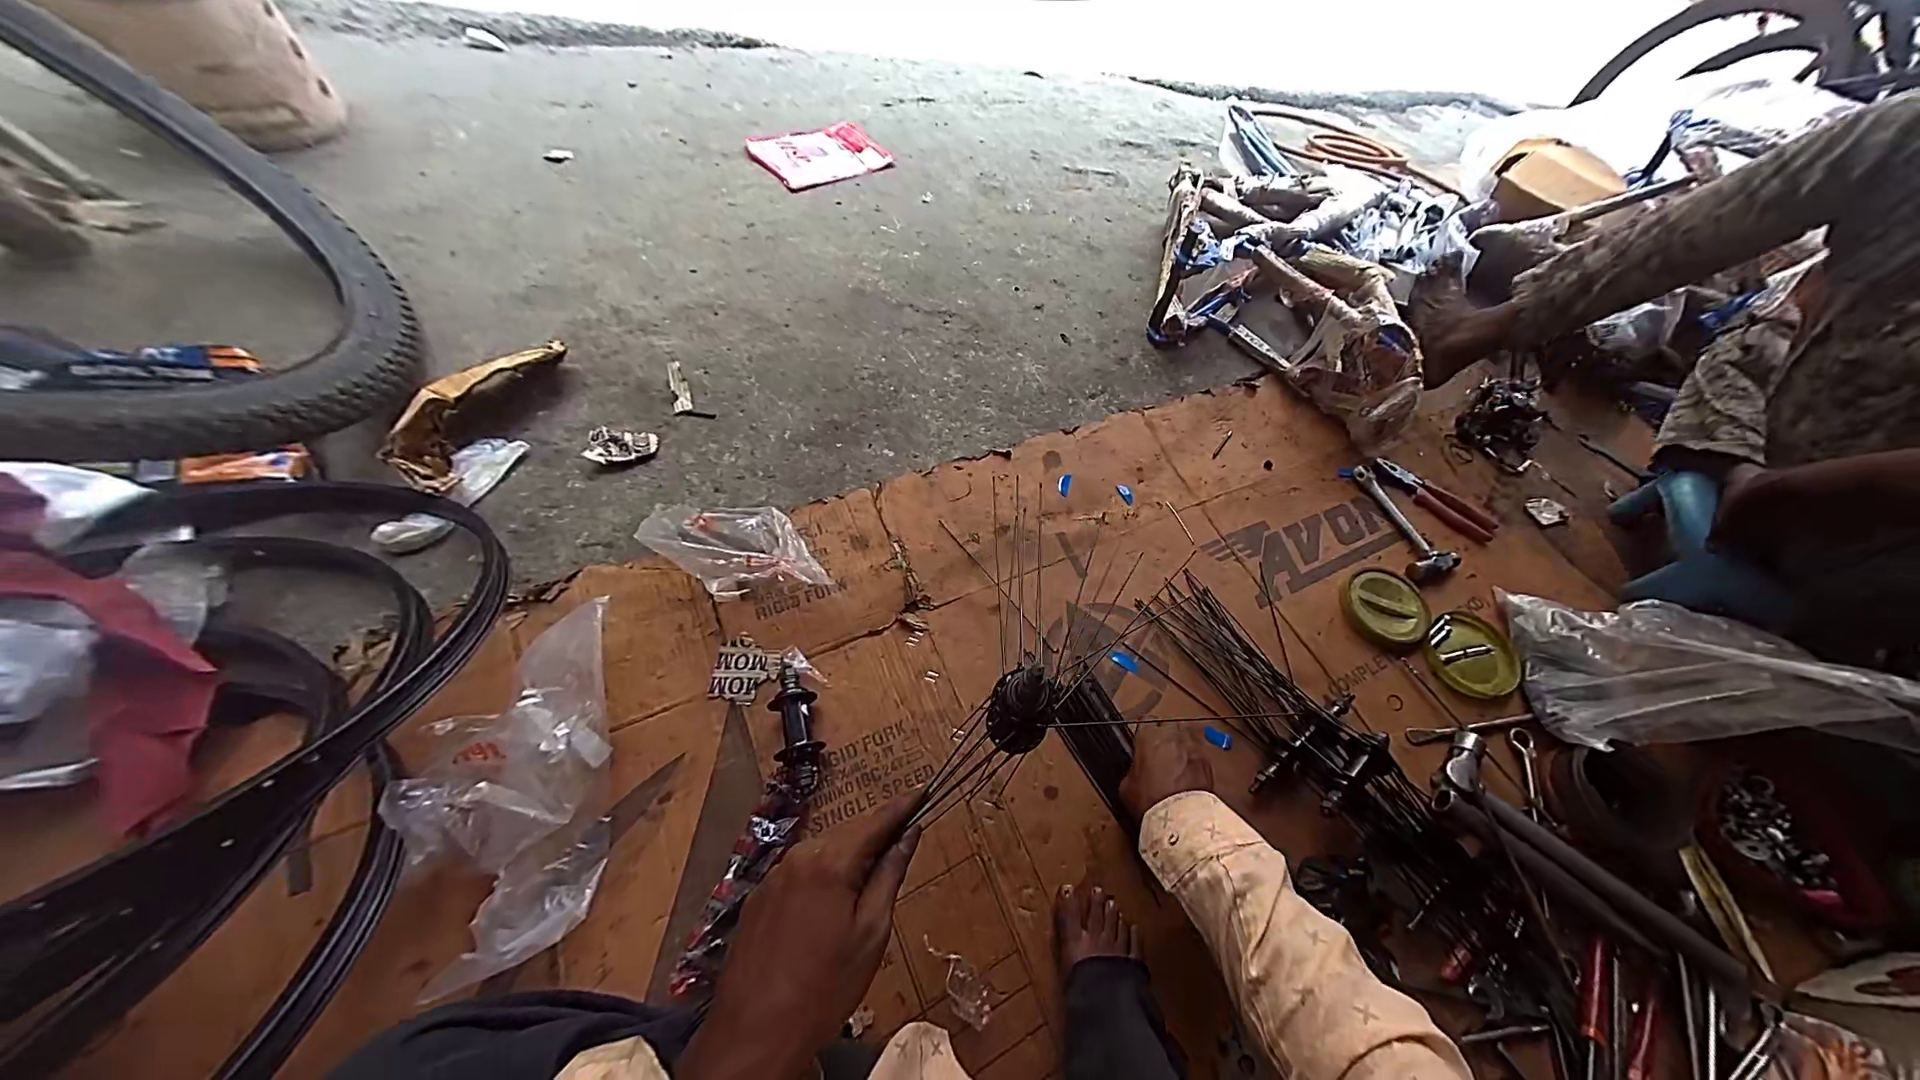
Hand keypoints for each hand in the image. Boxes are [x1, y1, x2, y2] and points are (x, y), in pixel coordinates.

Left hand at [678, 790, 922, 1079]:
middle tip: (903, 838)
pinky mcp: (759, 897)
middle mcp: (799, 857)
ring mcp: (774, 876)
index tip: (922, 791)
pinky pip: (800, 871)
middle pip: (848, 832)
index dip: (901, 806)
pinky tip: (831, 901)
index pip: (875, 821)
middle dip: (876, 832)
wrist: (753, 1036)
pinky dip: (823, 873)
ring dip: (849, 854)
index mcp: (830, 862)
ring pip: (823, 850)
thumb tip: (908, 835)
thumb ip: (889, 875)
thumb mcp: (871, 933)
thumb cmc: (825, 988)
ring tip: (871, 876)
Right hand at [1119, 724, 1213, 820]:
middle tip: (1160, 757)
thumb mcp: (1127, 786)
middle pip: (1169, 727)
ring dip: (1182, 751)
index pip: (1146, 720)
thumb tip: (1136, 772)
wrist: (1182, 819)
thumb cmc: (1152, 801)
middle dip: (1165, 740)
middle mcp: (1173, 737)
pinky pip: (1199, 757)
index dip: (1145, 731)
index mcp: (1149, 737)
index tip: (1145, 740)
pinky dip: (1195, 765)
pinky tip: (1189, 779)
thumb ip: (1132, 770)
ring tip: (1177, 769)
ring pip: (1187, 741)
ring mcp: (1193, 748)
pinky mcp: (1208, 763)